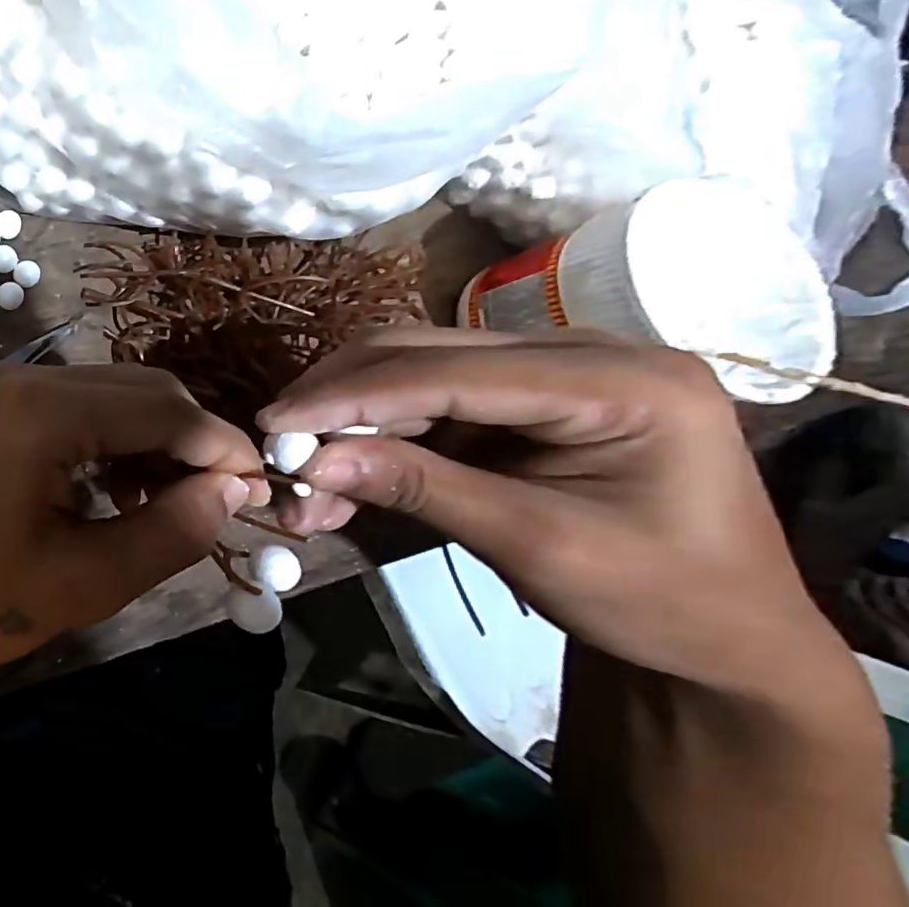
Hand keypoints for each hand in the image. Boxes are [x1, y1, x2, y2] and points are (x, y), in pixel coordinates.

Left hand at [0, 363, 268, 676]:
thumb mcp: (86, 580)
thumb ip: (171, 532)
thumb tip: (232, 490)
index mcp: (44, 411)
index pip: (164, 409)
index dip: (221, 448)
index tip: (260, 492)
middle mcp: (29, 380)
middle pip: (144, 390)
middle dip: (192, 442)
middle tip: (222, 502)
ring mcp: (13, 389)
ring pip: (118, 396)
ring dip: (157, 442)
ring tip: (173, 506)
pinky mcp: (6, 408)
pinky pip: (85, 409)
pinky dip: (119, 443)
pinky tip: (125, 492)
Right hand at [257, 328, 849, 694]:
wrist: (719, 637)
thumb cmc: (661, 599)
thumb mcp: (538, 545)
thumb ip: (422, 490)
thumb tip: (310, 464)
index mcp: (619, 381)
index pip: (451, 371)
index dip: (351, 395)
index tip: (273, 423)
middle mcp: (575, 356)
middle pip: (418, 355)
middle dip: (337, 402)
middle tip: (276, 448)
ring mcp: (538, 376)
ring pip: (404, 378)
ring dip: (344, 426)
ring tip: (298, 483)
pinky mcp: (506, 405)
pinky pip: (415, 412)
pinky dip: (367, 446)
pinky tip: (333, 486)